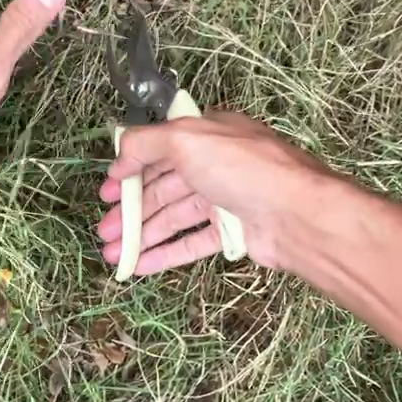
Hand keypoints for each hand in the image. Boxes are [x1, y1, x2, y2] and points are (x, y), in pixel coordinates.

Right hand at [97, 112, 349, 273]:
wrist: (297, 214)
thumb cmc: (243, 169)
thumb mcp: (187, 139)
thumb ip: (146, 143)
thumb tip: (120, 154)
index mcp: (207, 135)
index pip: (159, 151)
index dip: (129, 171)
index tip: (106, 192)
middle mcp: (215, 164)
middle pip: (163, 188)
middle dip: (131, 211)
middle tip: (104, 232)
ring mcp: (225, 199)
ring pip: (174, 218)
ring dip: (142, 236)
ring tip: (114, 255)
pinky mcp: (232, 231)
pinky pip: (192, 242)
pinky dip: (165, 254)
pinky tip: (140, 266)